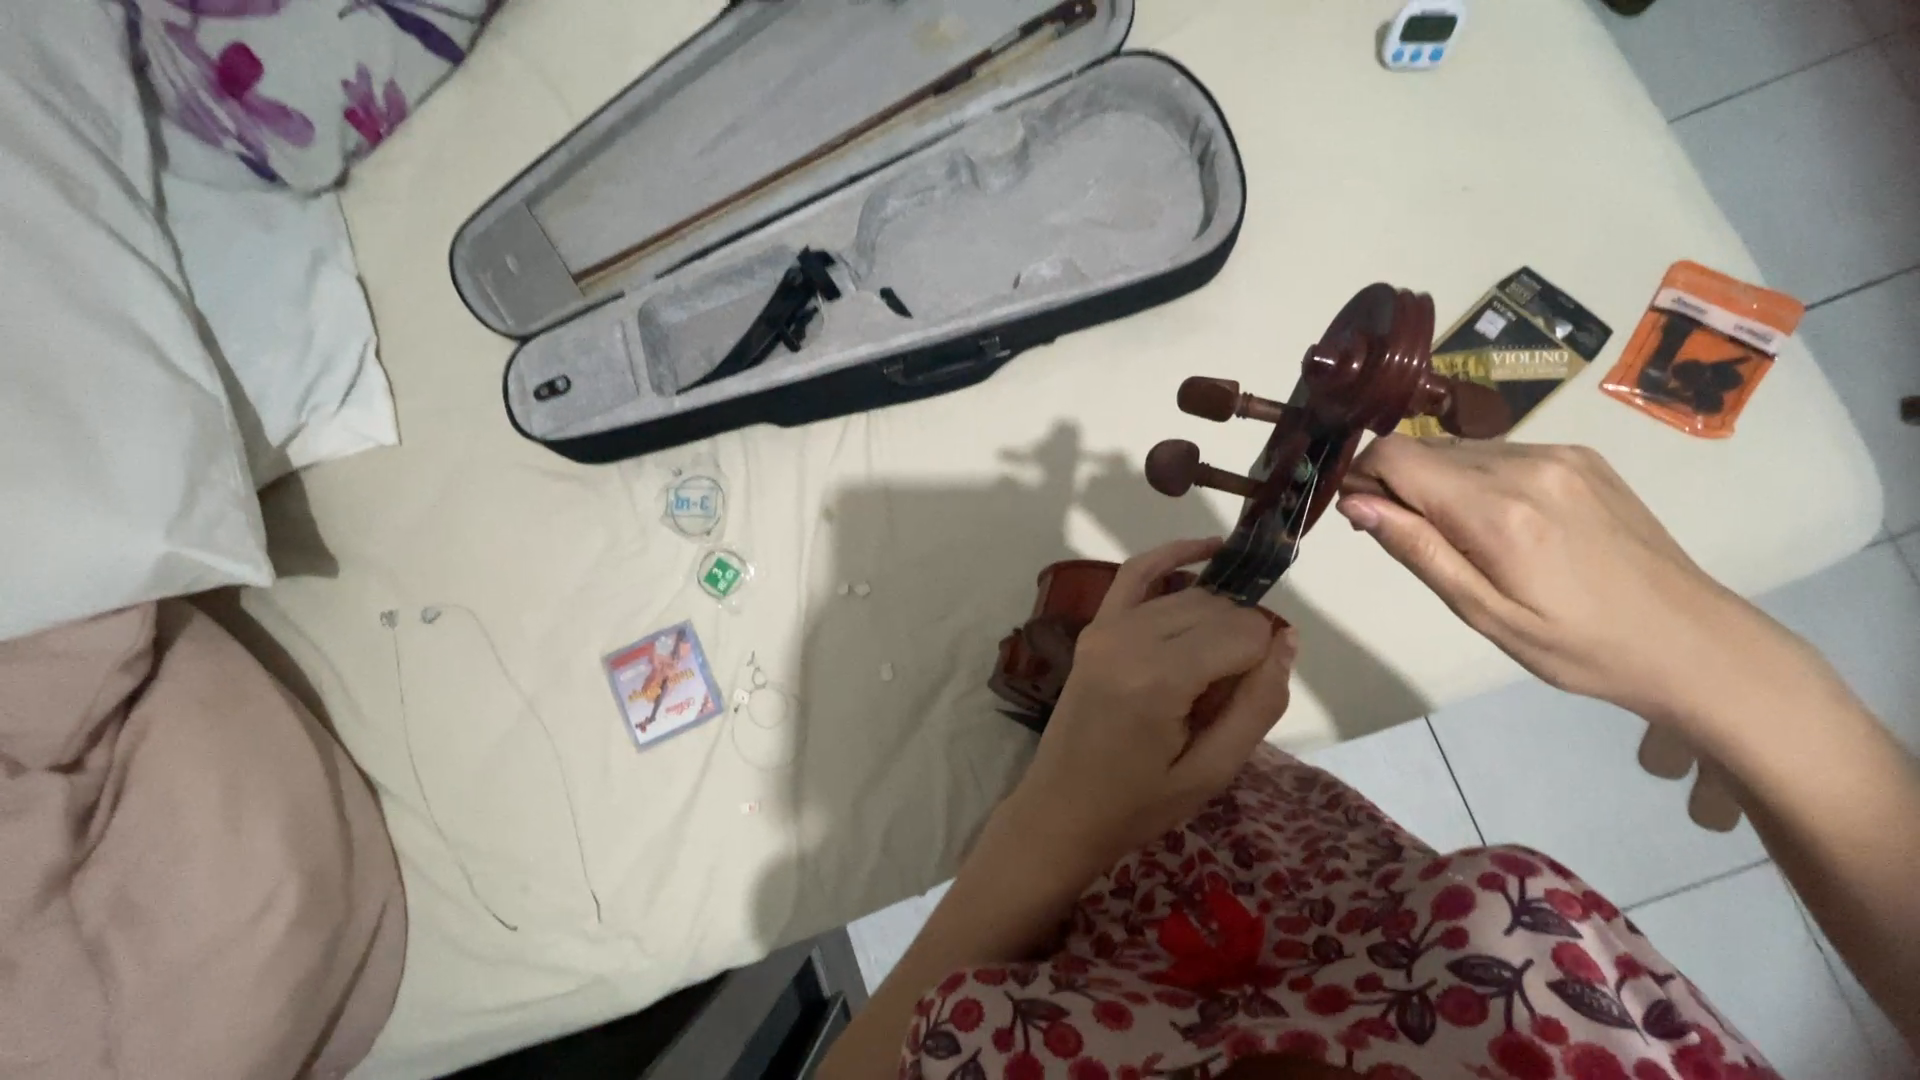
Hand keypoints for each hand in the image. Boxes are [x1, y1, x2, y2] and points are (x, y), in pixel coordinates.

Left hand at [1002, 538, 1298, 872]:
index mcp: (1158, 678)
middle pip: (1218, 609)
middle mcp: (1129, 638)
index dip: (1262, 662)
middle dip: (1242, 640)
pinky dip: (1172, 557)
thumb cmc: (1138, 804)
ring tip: (1218, 666)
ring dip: (1217, 618)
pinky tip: (1208, 550)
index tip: (1251, 699)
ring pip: (1188, 596)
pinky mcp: (1094, 628)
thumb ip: (1258, 705)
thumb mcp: (1213, 772)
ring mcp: (1105, 627)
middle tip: (1231, 693)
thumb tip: (1288, 641)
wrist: (1062, 810)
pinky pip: (1136, 574)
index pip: (1243, 633)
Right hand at [1335, 437, 1800, 726]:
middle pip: (1423, 448)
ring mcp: (1560, 455)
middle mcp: (1527, 465)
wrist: (1692, 642)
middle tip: (1413, 541)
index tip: (1363, 519)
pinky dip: (1476, 480)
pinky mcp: (1582, 457)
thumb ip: (1417, 549)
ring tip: (1464, 540)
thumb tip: (1355, 502)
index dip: (1363, 479)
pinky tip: (1503, 525)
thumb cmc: (1577, 646)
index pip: (1394, 455)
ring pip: (1459, 449)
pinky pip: (1499, 452)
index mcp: (1498, 510)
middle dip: (1397, 485)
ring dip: (1437, 483)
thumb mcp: (1483, 613)